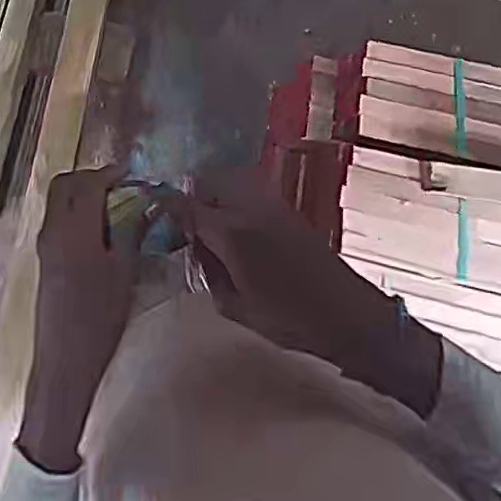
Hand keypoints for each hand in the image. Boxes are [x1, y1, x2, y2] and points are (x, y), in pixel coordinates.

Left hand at [19, 165, 145, 472]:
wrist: (64, 360)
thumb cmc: (99, 317)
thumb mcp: (124, 271)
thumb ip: (132, 231)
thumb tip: (146, 204)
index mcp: (74, 229)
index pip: (88, 184)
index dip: (110, 173)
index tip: (131, 172)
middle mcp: (52, 229)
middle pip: (65, 185)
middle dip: (91, 177)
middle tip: (119, 185)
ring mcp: (44, 244)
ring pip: (59, 201)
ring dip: (82, 193)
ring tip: (114, 206)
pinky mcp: (44, 259)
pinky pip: (58, 218)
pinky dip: (76, 211)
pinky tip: (100, 229)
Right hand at [184, 166, 442, 415]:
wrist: (351, 315)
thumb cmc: (290, 319)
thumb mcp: (235, 306)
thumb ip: (207, 271)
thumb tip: (196, 248)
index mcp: (231, 232)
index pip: (185, 206)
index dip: (163, 205)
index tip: (149, 210)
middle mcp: (248, 206)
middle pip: (205, 182)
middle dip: (189, 197)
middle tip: (182, 224)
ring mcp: (270, 202)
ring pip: (228, 180)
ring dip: (212, 195)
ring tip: (208, 225)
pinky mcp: (286, 208)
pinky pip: (248, 190)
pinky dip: (233, 199)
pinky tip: (235, 227)